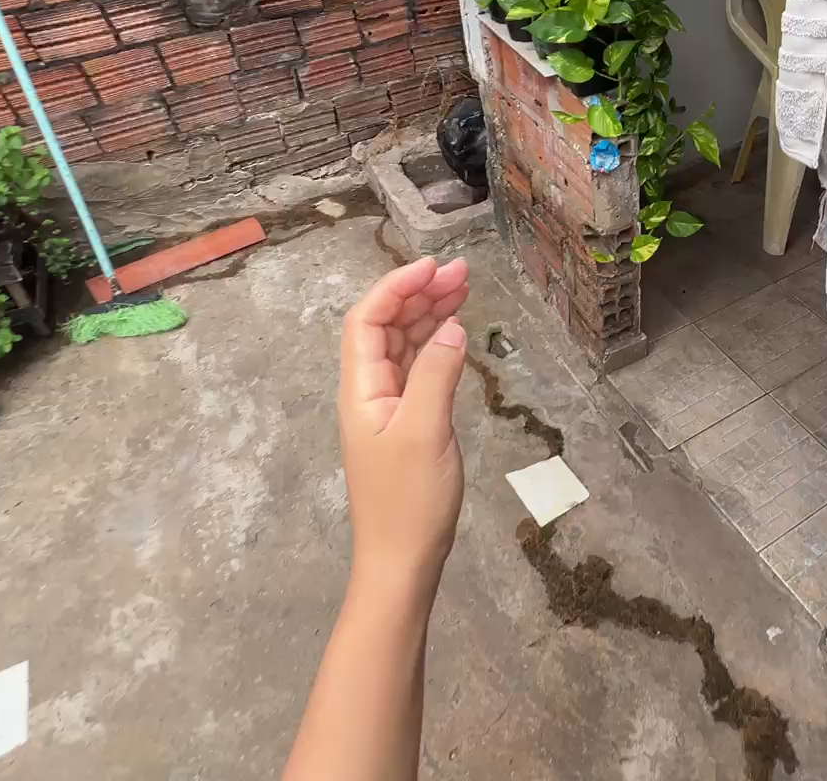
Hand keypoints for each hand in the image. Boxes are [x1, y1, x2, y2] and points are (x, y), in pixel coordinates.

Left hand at [337, 256, 470, 592]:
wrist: (403, 559)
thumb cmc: (409, 499)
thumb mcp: (424, 431)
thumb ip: (436, 373)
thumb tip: (454, 325)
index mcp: (361, 388)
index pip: (367, 319)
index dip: (396, 286)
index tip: (433, 266)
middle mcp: (369, 388)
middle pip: (388, 325)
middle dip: (420, 292)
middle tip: (462, 272)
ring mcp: (388, 404)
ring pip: (405, 343)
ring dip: (431, 313)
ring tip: (465, 287)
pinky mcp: (407, 419)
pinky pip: (418, 366)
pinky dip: (437, 342)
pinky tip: (457, 329)